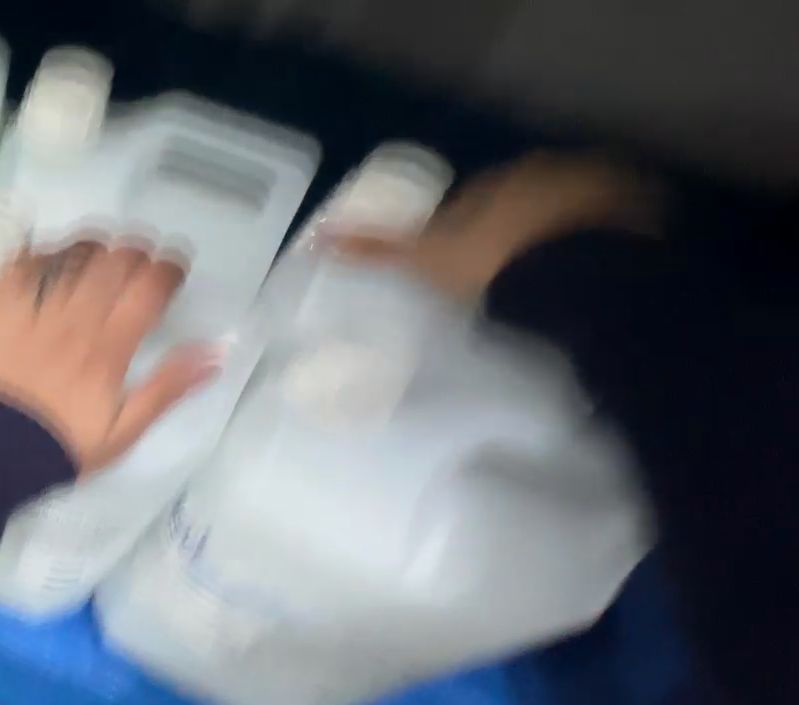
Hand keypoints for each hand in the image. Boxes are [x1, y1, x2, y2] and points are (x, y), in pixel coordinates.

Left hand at [0, 239, 219, 474]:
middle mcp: (71, 320)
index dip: (170, 270)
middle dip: (136, 253)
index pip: (152, 285)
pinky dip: (40, 252)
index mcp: (108, 350)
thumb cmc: (49, 450)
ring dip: (92, 247)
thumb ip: (166, 389)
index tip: (171, 276)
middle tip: (135, 266)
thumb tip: (215, 353)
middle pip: (116, 259)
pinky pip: (20, 262)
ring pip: (71, 253)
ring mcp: (28, 311)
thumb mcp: (118, 435)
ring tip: (95, 260)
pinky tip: (46, 260)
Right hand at [328, 152, 661, 300]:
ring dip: (543, 244)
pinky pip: (596, 238)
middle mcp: (551, 174)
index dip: (457, 231)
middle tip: (488, 278)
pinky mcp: (634, 221)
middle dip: (503, 233)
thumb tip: (314, 238)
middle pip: (517, 204)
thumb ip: (372, 250)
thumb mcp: (420, 260)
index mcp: (500, 179)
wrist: (572, 279)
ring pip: (558, 219)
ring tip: (527, 287)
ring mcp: (598, 194)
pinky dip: (580, 256)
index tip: (451, 266)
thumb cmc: (489, 263)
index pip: (470, 199)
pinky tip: (564, 287)